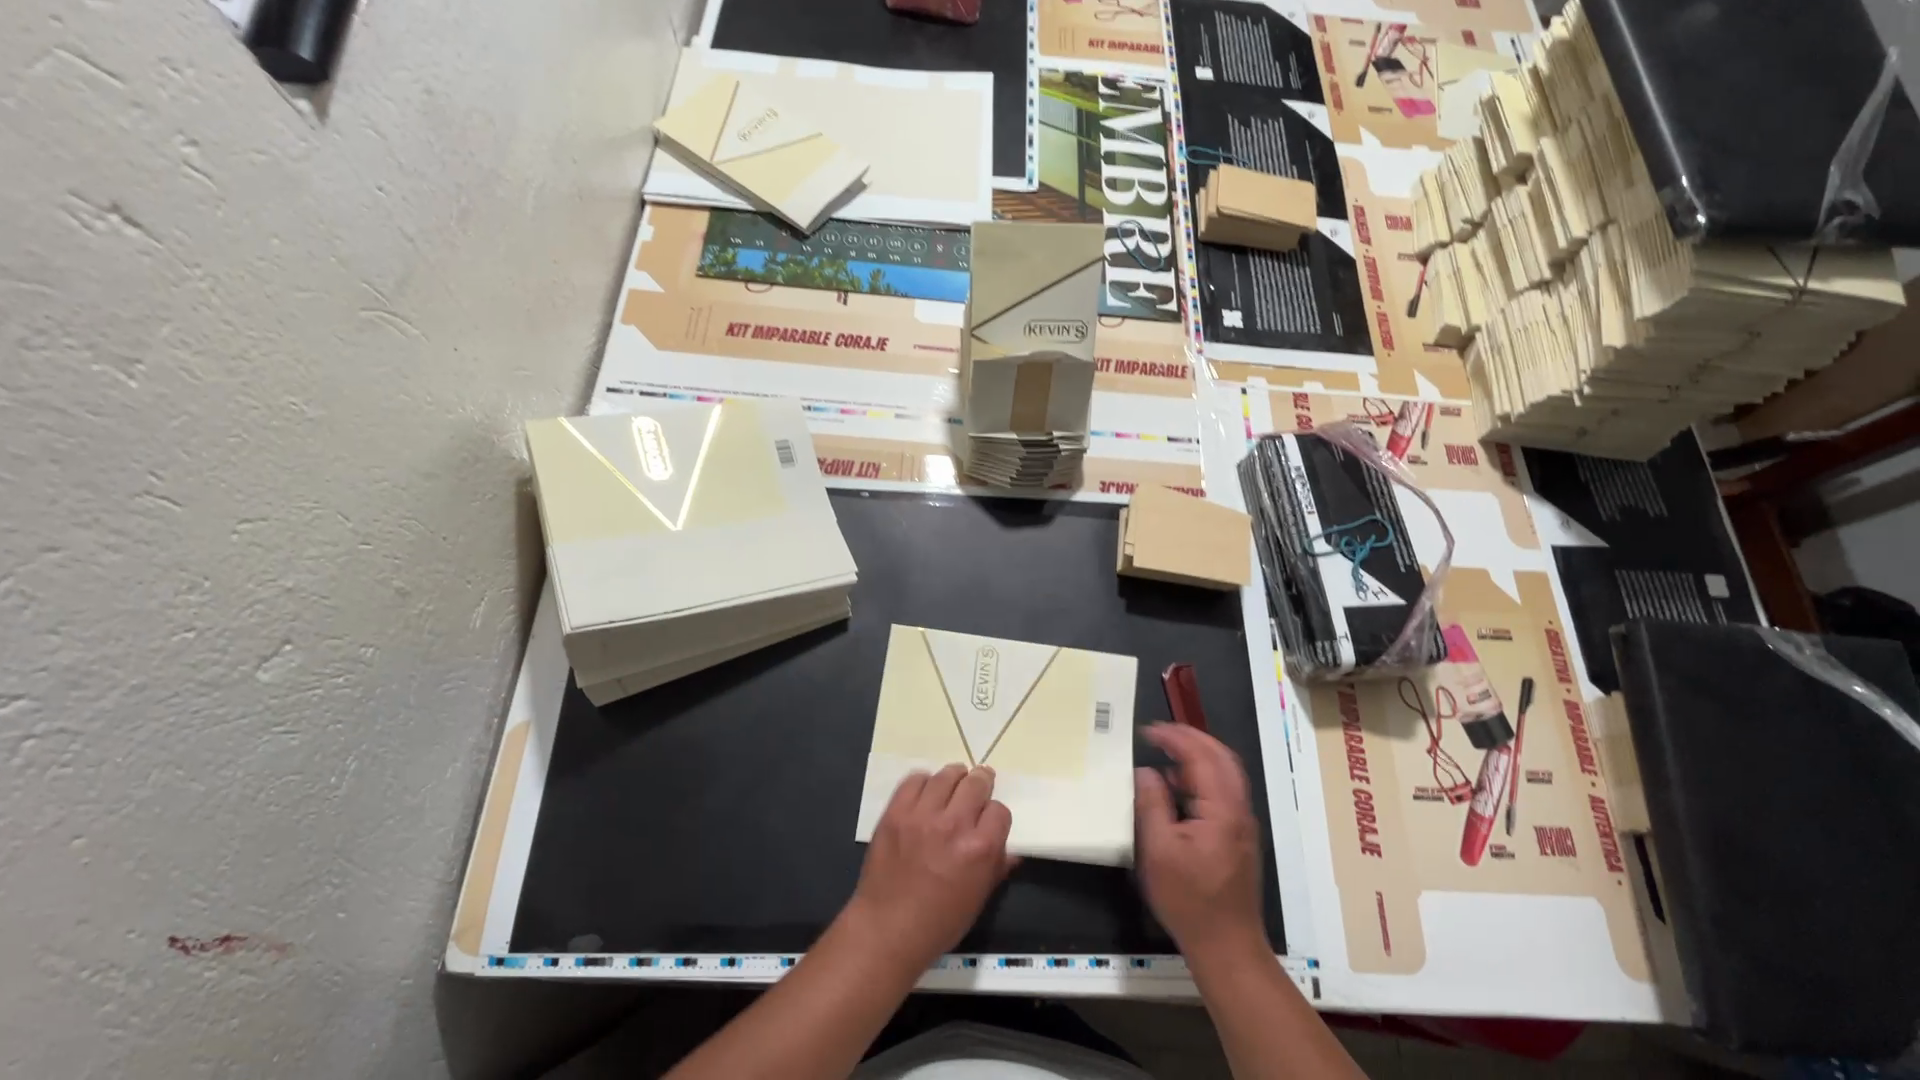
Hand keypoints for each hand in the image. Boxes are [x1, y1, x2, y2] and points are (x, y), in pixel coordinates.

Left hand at [844, 764, 1014, 971]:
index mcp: (980, 848)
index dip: (996, 815)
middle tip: (979, 784)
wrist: (888, 927)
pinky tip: (926, 793)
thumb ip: (997, 867)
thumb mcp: (979, 898)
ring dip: (955, 778)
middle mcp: (954, 824)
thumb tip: (1010, 850)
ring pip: (946, 776)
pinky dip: (924, 782)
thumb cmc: (940, 922)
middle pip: (976, 783)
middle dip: (982, 782)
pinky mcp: (895, 812)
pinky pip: (914, 780)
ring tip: (954, 784)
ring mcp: (921, 815)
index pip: (999, 810)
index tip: (989, 820)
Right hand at [1135, 724, 1266, 960]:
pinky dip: (1201, 779)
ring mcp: (1242, 824)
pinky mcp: (1238, 837)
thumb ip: (1152, 805)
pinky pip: (1223, 793)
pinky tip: (1177, 790)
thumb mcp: (1158, 851)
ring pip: (1225, 775)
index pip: (1201, 757)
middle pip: (1222, 758)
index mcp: (1222, 809)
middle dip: (1191, 738)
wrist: (1227, 944)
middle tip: (1159, 733)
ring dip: (1198, 758)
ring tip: (1164, 756)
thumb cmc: (1188, 899)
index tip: (1147, 731)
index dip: (1175, 738)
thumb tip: (1145, 773)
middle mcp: (1239, 810)